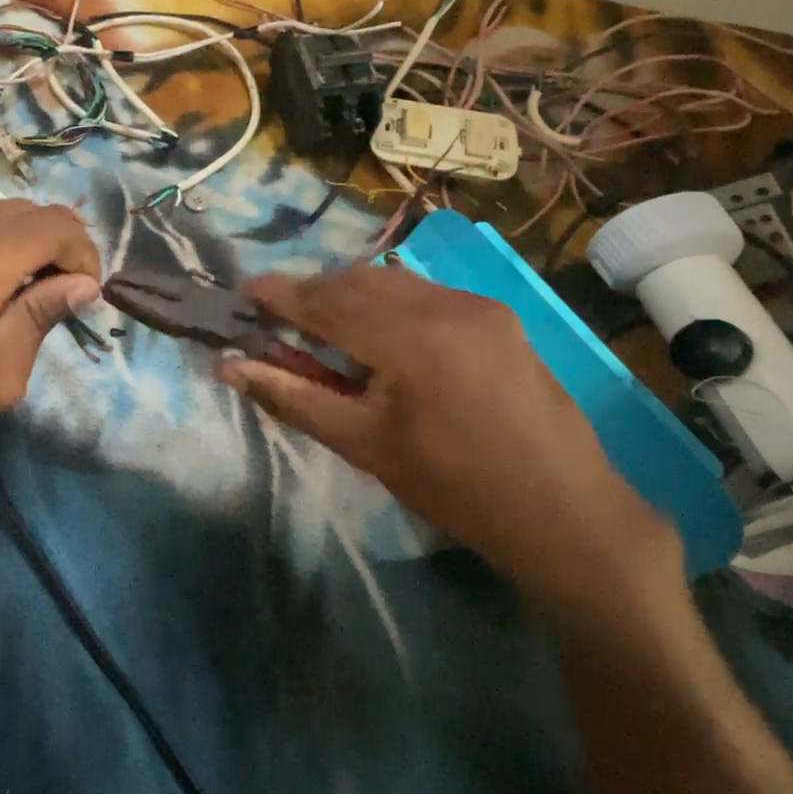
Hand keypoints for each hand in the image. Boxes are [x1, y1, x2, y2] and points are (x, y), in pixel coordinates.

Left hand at [0, 201, 100, 484]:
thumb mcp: (0, 370)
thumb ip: (43, 314)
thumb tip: (85, 284)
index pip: (58, 226)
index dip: (85, 256)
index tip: (87, 299)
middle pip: (31, 210)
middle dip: (61, 246)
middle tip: (63, 299)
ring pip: (1, 212)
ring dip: (29, 243)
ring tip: (31, 296)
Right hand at [217, 264, 680, 604]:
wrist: (564, 513)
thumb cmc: (453, 487)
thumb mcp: (362, 444)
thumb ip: (291, 397)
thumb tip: (228, 367)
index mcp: (411, 338)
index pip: (327, 300)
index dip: (280, 295)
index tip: (243, 294)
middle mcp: (447, 305)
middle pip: (358, 280)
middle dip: (312, 292)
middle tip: (278, 319)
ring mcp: (480, 307)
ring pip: (393, 282)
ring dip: (349, 295)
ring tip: (322, 329)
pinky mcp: (499, 319)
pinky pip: (424, 294)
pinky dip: (386, 304)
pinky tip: (377, 338)